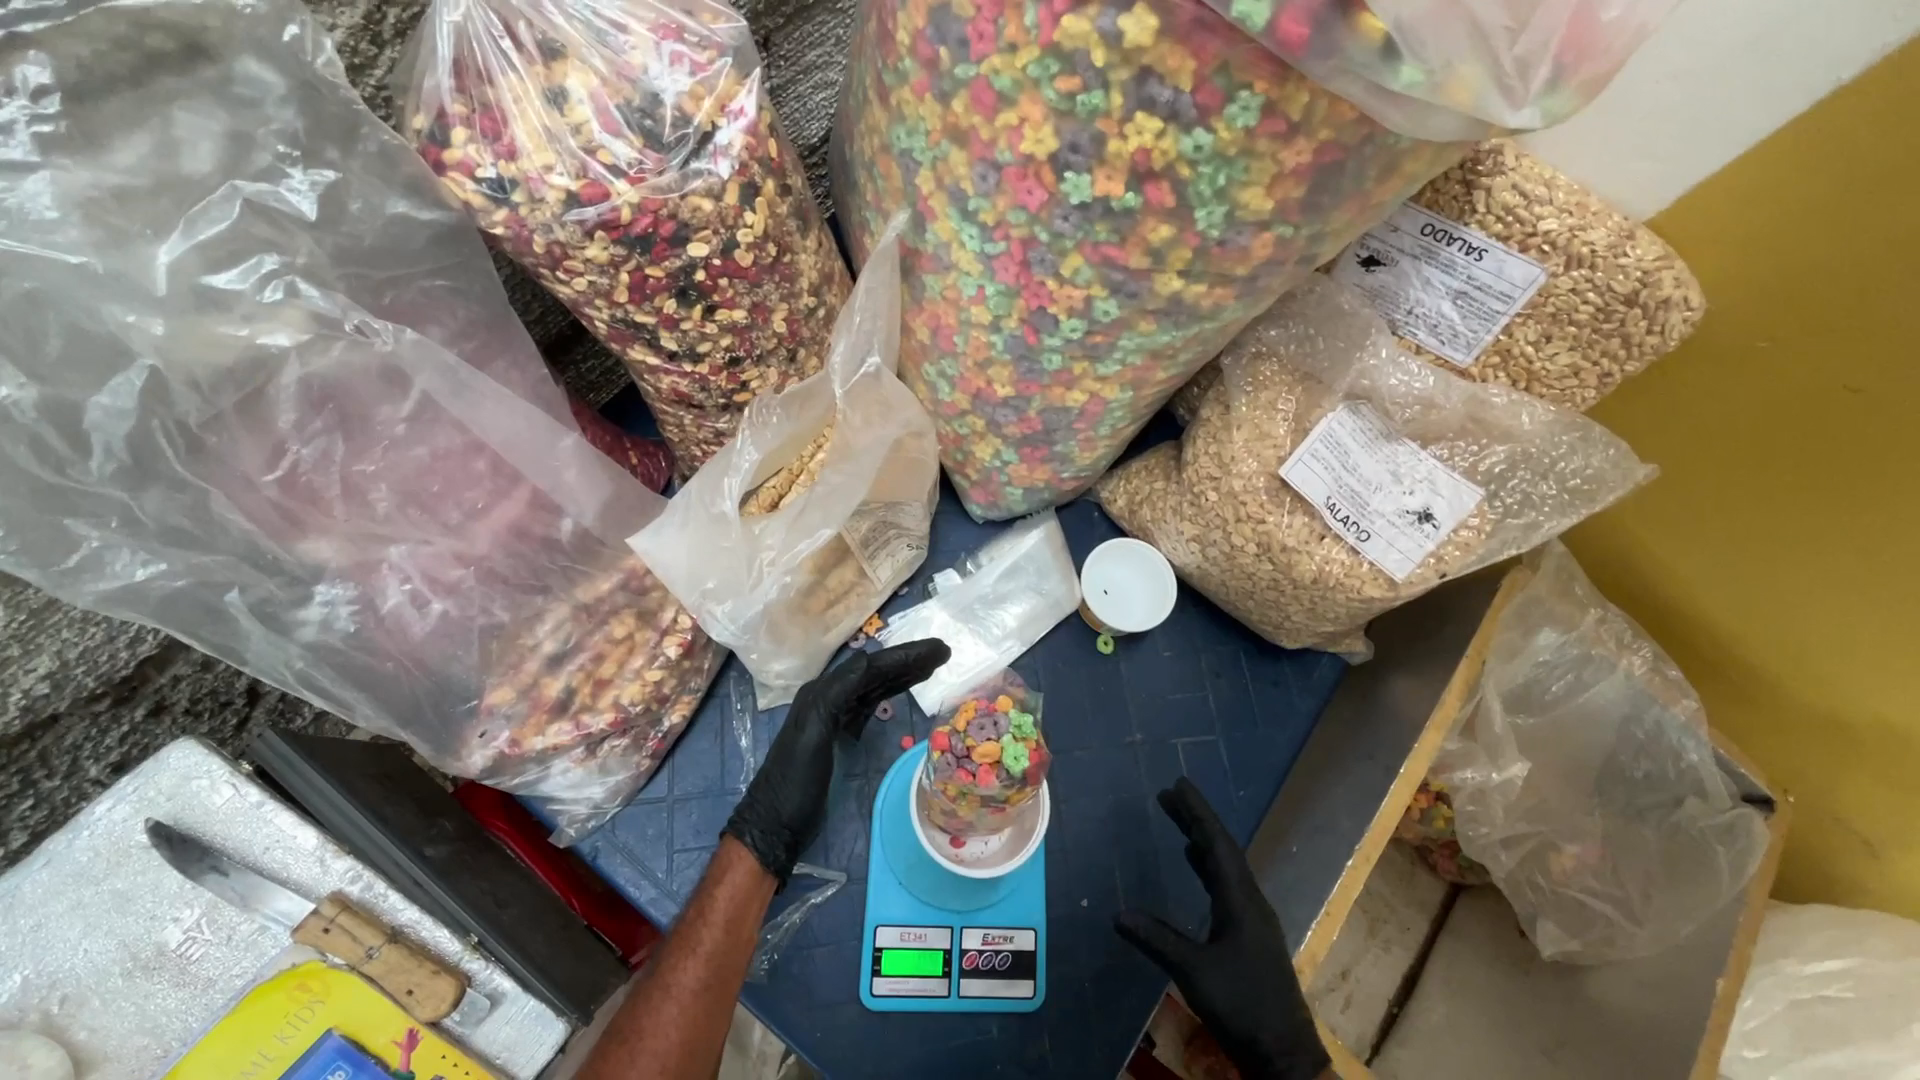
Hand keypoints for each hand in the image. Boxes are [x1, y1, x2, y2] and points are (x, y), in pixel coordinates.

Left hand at [723, 639, 949, 882]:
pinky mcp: (840, 733)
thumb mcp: (813, 734)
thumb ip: (835, 695)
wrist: (776, 822)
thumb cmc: (795, 781)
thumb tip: (867, 660)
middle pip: (874, 671)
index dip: (904, 656)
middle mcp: (828, 696)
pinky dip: (890, 692)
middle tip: (943, 652)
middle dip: (908, 660)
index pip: (870, 666)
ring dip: (902, 674)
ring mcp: (834, 715)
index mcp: (822, 692)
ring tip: (933, 666)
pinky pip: (869, 703)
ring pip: (873, 685)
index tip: (937, 649)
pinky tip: (904, 689)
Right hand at [1114, 779, 1327, 1079]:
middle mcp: (1250, 901)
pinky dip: (1207, 867)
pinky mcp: (1248, 934)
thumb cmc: (1242, 1005)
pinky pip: (1225, 885)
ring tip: (1179, 821)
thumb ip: (1158, 940)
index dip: (1197, 813)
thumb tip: (1118, 914)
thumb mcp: (1194, 972)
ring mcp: (1252, 918)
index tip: (1178, 785)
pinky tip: (1196, 865)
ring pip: (1225, 867)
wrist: (1283, 1050)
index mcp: (1242, 901)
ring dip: (1201, 841)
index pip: (1217, 845)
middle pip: (1222, 850)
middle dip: (1196, 820)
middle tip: (1169, 795)